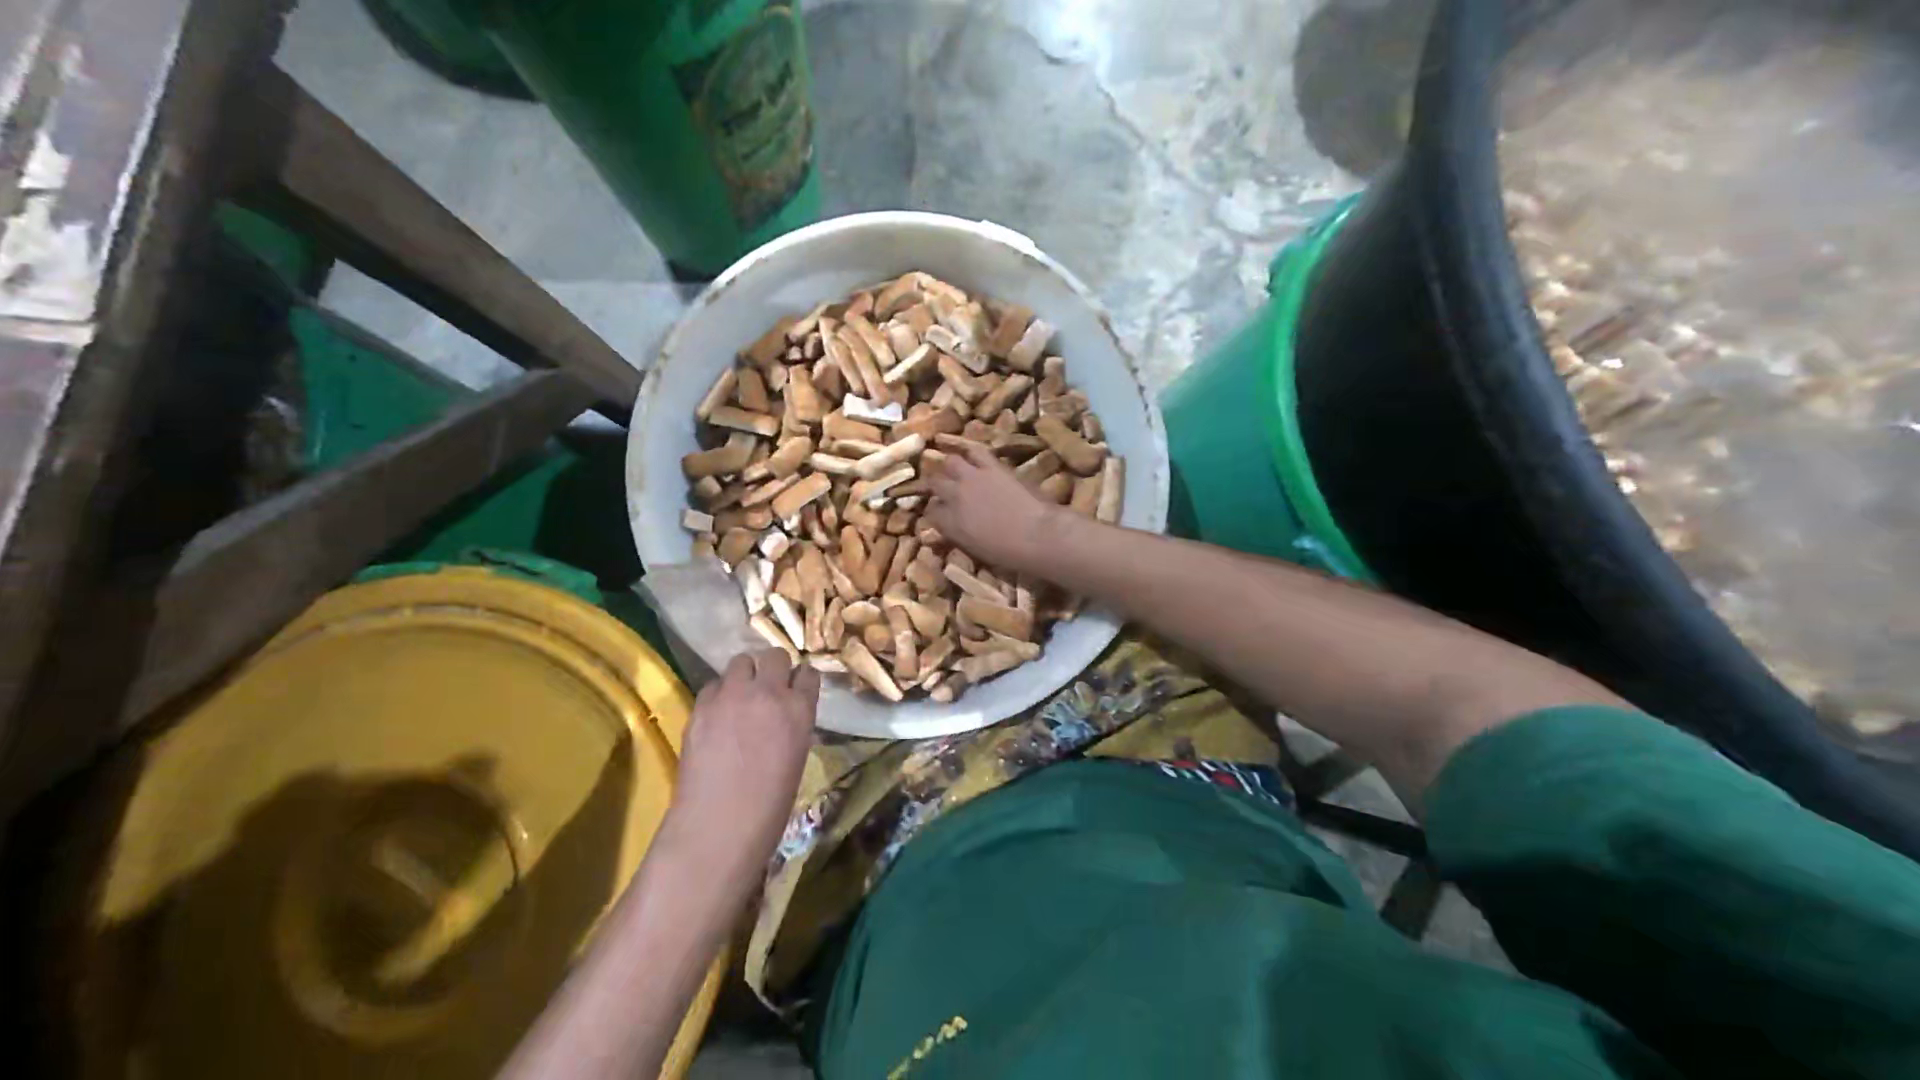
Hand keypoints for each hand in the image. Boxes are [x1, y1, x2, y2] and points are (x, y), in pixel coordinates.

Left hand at [668, 649, 819, 868]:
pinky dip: (718, 695)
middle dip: (772, 668)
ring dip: (743, 676)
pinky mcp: (702, 705)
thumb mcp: (796, 755)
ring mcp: (732, 695)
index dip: (800, 680)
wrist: (720, 824)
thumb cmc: (770, 805)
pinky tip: (716, 717)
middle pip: (774, 656)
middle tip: (765, 689)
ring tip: (738, 698)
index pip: (807, 673)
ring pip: (740, 661)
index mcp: (800, 709)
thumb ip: (792, 724)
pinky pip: (713, 685)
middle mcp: (769, 692)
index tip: (795, 689)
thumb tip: (781, 714)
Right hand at [926, 443, 1061, 570]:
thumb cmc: (1008, 554)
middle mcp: (954, 497)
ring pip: (950, 462)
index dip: (936, 511)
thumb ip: (960, 535)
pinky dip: (973, 453)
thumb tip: (957, 528)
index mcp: (949, 524)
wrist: (1035, 535)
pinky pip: (976, 452)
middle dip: (939, 486)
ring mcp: (971, 478)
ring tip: (958, 469)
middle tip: (946, 488)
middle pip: (935, 483)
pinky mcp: (991, 467)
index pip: (931, 512)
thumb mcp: (975, 551)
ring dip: (952, 466)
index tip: (942, 513)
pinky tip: (975, 457)